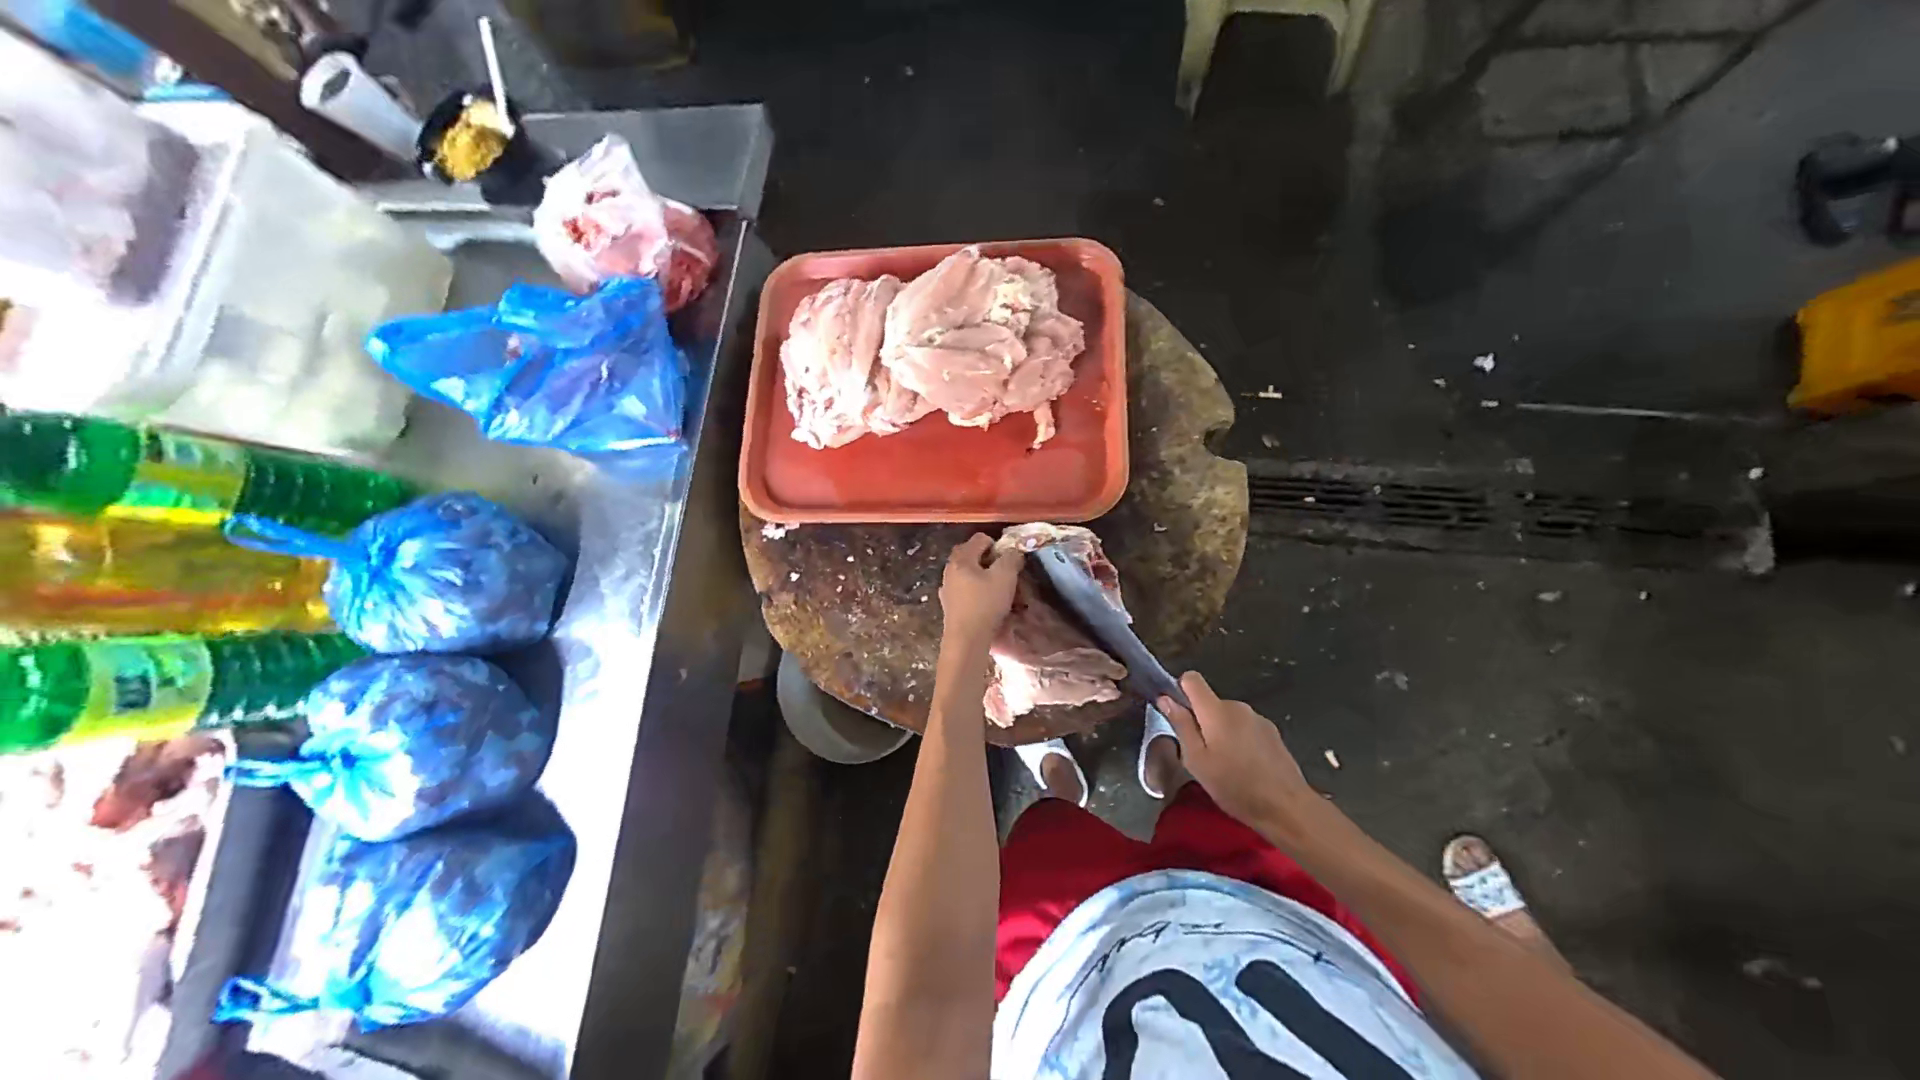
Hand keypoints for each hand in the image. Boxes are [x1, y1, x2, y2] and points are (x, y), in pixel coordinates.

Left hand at [938, 534, 1023, 649]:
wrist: (966, 639)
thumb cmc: (986, 604)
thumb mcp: (1005, 576)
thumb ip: (1011, 558)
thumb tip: (1013, 552)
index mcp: (961, 558)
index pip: (980, 538)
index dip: (998, 545)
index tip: (1009, 561)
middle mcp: (950, 569)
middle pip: (973, 556)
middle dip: (991, 562)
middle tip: (1006, 575)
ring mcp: (947, 588)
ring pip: (969, 574)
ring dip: (985, 579)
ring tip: (1000, 592)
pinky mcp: (949, 605)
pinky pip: (966, 591)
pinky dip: (978, 593)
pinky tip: (988, 606)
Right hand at [1157, 671, 1316, 832]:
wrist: (1287, 808)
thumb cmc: (1235, 786)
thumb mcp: (1197, 760)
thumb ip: (1181, 725)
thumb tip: (1166, 699)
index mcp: (1216, 710)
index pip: (1192, 679)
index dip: (1180, 691)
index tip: (1178, 716)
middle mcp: (1239, 707)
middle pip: (1210, 702)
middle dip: (1201, 721)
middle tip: (1200, 754)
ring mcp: (1259, 719)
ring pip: (1228, 717)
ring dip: (1220, 732)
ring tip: (1224, 765)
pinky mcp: (1273, 733)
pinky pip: (1245, 728)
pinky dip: (1239, 740)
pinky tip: (1245, 767)